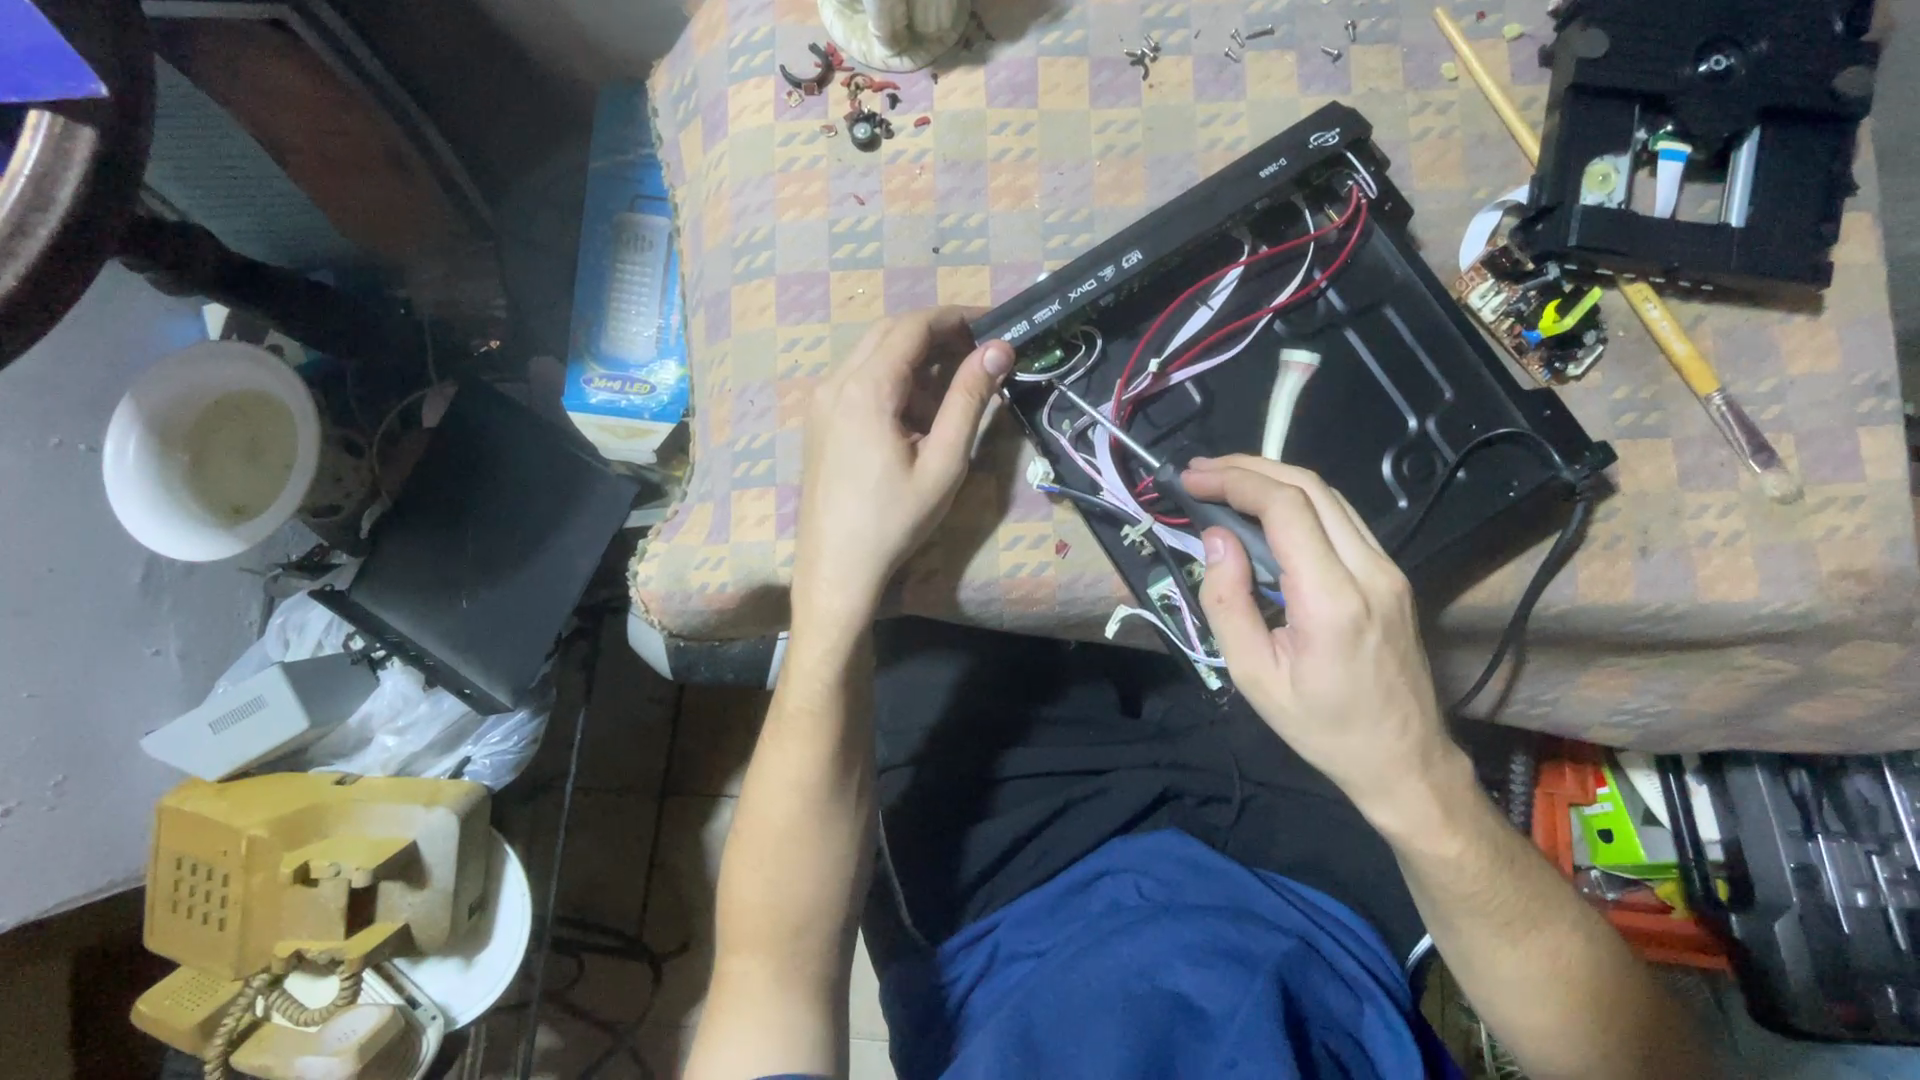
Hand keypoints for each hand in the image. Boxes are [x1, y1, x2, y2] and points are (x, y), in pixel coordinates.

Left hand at [792, 307, 1013, 629]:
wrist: (836, 568)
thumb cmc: (895, 521)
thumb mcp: (944, 462)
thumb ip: (969, 400)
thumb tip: (999, 350)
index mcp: (865, 389)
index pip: (912, 327)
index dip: (956, 318)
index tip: (993, 324)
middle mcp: (835, 383)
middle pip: (890, 333)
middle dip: (937, 335)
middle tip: (980, 355)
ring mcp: (821, 402)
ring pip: (873, 356)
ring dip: (915, 362)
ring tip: (953, 398)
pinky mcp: (819, 422)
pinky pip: (859, 382)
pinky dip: (893, 383)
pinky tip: (918, 419)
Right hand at [1181, 456, 1459, 817]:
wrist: (1403, 758)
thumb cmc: (1321, 727)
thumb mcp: (1253, 677)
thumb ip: (1228, 602)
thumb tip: (1215, 539)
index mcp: (1332, 599)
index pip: (1286, 509)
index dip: (1235, 482)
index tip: (1191, 480)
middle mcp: (1369, 571)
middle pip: (1311, 487)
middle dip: (1250, 468)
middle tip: (1200, 471)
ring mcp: (1388, 570)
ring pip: (1331, 496)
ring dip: (1275, 478)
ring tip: (1224, 482)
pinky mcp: (1391, 576)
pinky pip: (1343, 519)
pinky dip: (1299, 501)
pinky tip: (1265, 510)